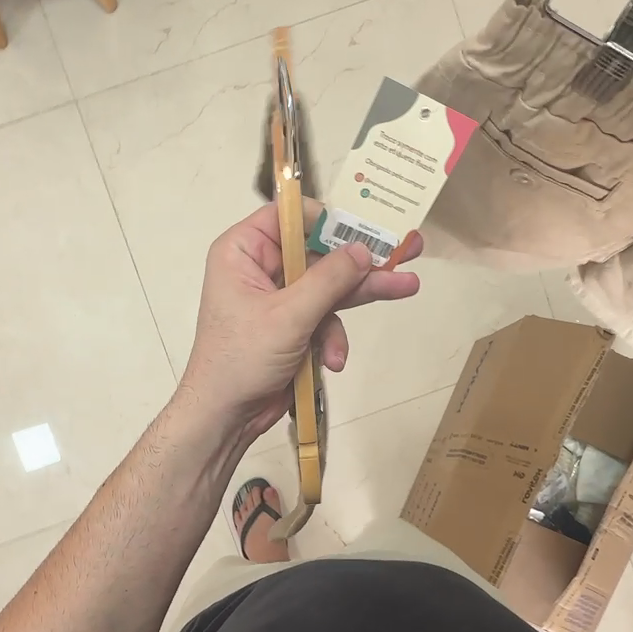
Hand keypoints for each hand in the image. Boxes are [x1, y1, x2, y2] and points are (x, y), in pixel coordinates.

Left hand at [178, 201, 421, 446]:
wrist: (226, 415)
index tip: (362, 225)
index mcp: (244, 252)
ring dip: (354, 303)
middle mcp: (261, 269)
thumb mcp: (288, 315)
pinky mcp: (293, 329)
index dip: (326, 219)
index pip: (288, 216)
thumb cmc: (243, 358)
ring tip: (406, 289)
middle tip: (406, 250)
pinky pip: (324, 321)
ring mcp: (279, 301)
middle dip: (359, 262)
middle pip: (318, 254)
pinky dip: (332, 340)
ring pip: (329, 289)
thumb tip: (363, 248)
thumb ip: (329, 280)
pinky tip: (333, 362)